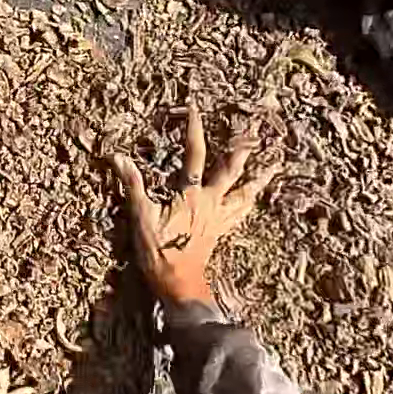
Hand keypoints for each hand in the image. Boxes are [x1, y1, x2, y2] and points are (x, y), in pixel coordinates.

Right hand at [111, 107, 278, 309]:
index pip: (195, 155)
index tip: (195, 109)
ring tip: (274, 165)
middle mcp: (211, 202)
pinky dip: (250, 202)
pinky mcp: (221, 231)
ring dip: (259, 178)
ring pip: (245, 193)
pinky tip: (254, 199)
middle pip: (232, 170)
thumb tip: (118, 157)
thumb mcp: (142, 216)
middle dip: (242, 149)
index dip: (194, 130)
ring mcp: (220, 218)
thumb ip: (133, 185)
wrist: (181, 284)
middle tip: (257, 131)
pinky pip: (241, 212)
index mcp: (192, 194)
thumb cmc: (160, 251)